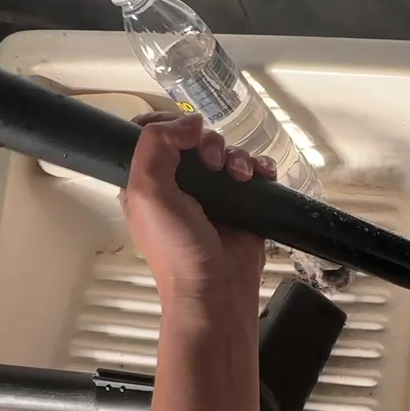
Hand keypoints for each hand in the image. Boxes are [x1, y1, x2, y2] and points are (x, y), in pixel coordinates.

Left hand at [121, 112, 274, 312]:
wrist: (216, 288)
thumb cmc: (176, 247)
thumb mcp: (148, 192)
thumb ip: (156, 146)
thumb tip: (189, 121)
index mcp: (149, 180)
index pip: (153, 135)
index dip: (168, 124)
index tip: (184, 131)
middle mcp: (182, 185)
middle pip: (197, 140)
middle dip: (210, 144)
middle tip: (213, 164)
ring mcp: (215, 195)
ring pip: (228, 154)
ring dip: (237, 157)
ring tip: (240, 176)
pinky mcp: (244, 206)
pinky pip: (255, 173)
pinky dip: (260, 168)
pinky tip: (261, 175)